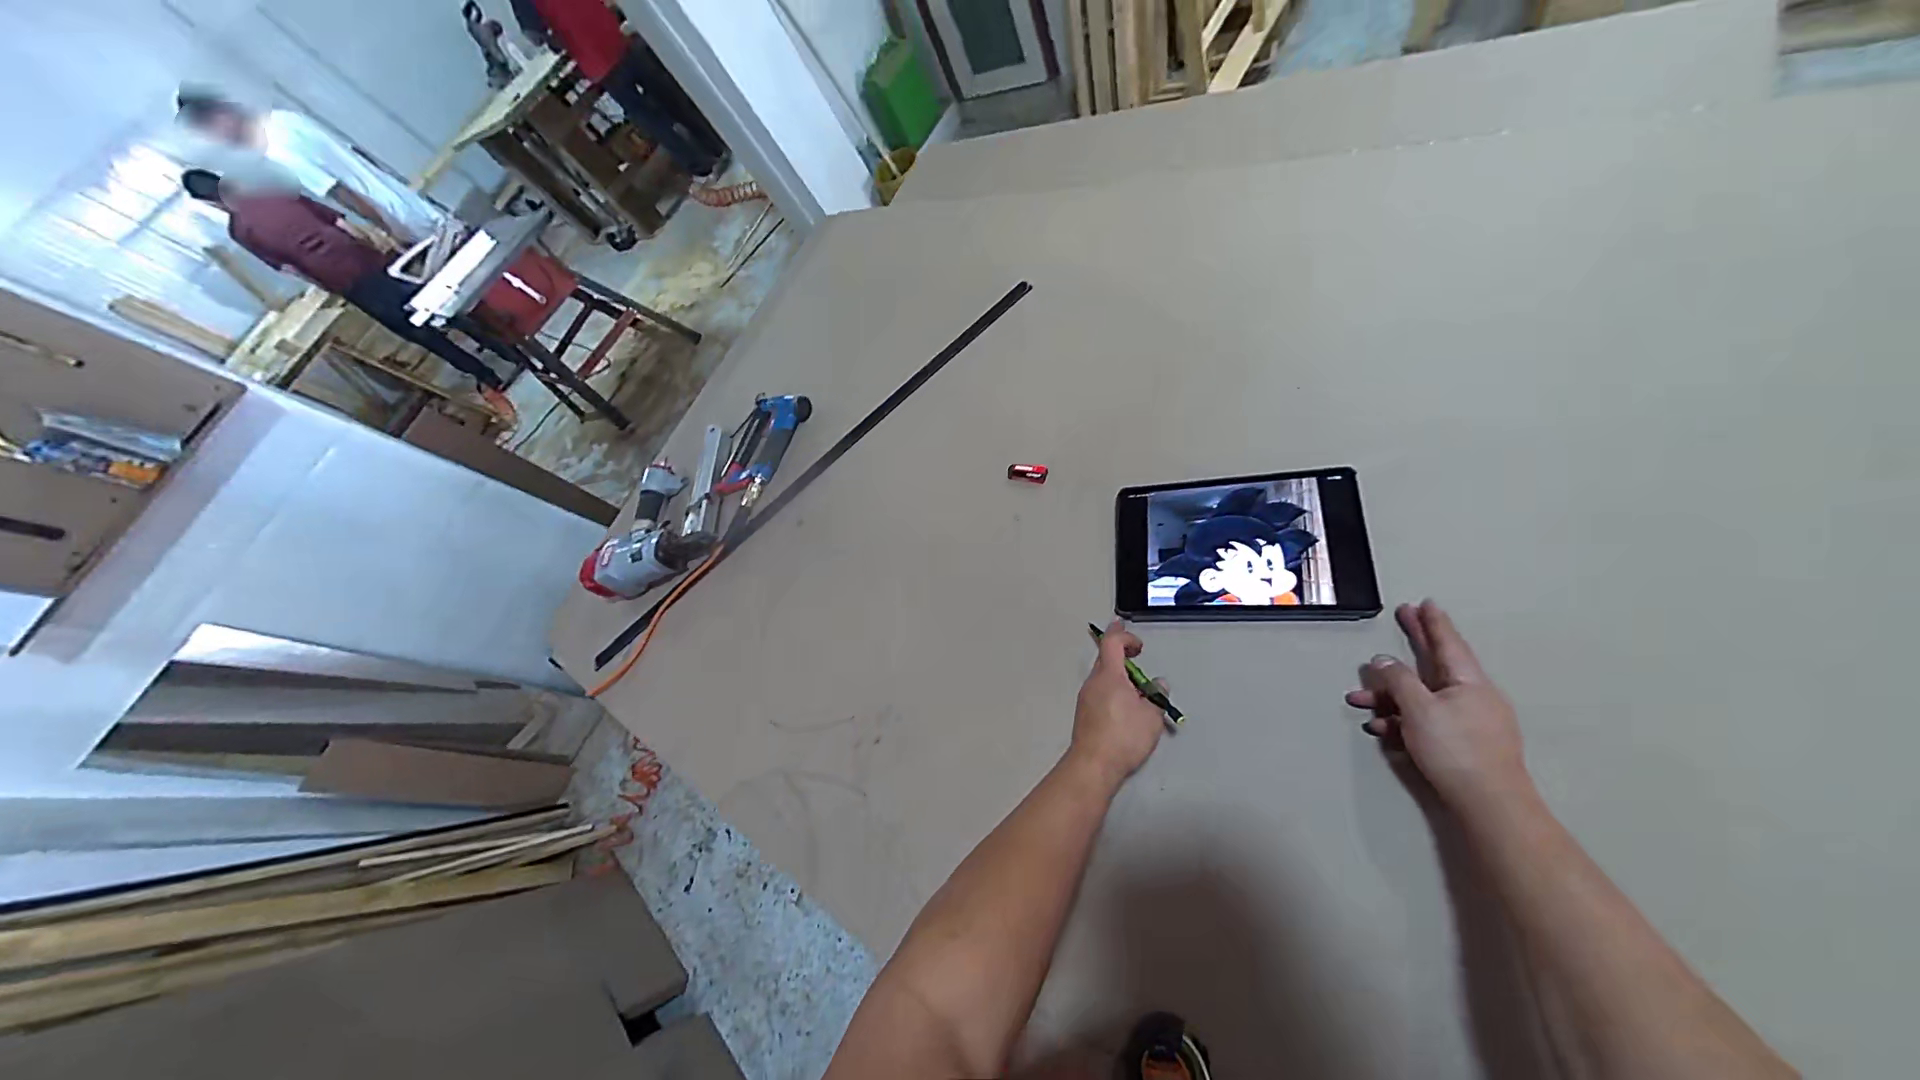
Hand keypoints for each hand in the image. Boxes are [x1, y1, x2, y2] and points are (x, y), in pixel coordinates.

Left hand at [1069, 620, 1167, 787]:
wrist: (1093, 764)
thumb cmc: (1124, 736)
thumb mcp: (1151, 716)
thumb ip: (1156, 695)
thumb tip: (1159, 684)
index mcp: (1108, 675)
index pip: (1111, 642)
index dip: (1125, 636)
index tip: (1139, 645)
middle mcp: (1093, 682)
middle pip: (1105, 657)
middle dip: (1121, 652)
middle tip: (1136, 653)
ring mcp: (1085, 697)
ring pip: (1102, 676)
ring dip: (1118, 673)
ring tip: (1137, 688)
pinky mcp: (1084, 712)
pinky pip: (1099, 691)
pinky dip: (1112, 688)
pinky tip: (1124, 705)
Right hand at [1346, 601, 1532, 815]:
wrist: (1488, 803)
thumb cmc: (1455, 749)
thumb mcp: (1418, 708)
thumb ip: (1397, 680)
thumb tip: (1383, 660)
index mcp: (1468, 683)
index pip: (1447, 644)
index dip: (1433, 623)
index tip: (1425, 604)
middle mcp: (1472, 697)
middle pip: (1435, 664)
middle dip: (1415, 643)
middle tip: (1404, 618)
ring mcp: (1468, 721)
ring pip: (1423, 697)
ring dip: (1391, 697)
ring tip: (1361, 701)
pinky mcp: (1461, 743)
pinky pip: (1426, 720)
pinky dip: (1403, 720)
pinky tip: (1383, 729)